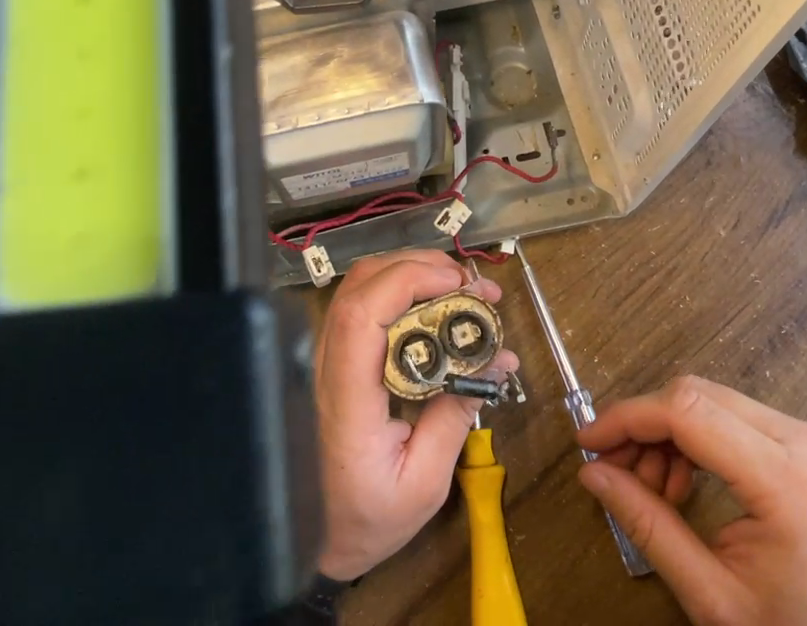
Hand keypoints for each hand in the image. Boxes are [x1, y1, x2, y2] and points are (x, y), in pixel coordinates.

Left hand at [312, 250, 517, 580]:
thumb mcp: (424, 483)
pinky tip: (434, 304)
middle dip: (422, 268)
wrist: (311, 538)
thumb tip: (496, 360)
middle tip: (475, 286)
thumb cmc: (365, 518)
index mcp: (345, 400)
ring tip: (461, 290)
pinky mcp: (331, 358)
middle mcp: (325, 366)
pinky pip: (361, 305)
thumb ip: (455, 418)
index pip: (359, 315)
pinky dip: (400, 291)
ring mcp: (323, 358)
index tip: (458, 283)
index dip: (408, 281)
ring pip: (359, 286)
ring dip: (412, 274)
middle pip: (361, 285)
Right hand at [575, 376, 806, 625]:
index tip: (587, 442)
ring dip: (667, 434)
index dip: (626, 417)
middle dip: (643, 425)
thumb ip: (648, 526)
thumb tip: (592, 474)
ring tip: (651, 489)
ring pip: (710, 401)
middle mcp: (803, 440)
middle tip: (614, 469)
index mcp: (786, 478)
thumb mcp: (714, 595)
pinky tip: (683, 484)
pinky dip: (695, 440)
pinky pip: (734, 418)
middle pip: (695, 395)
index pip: (685, 410)